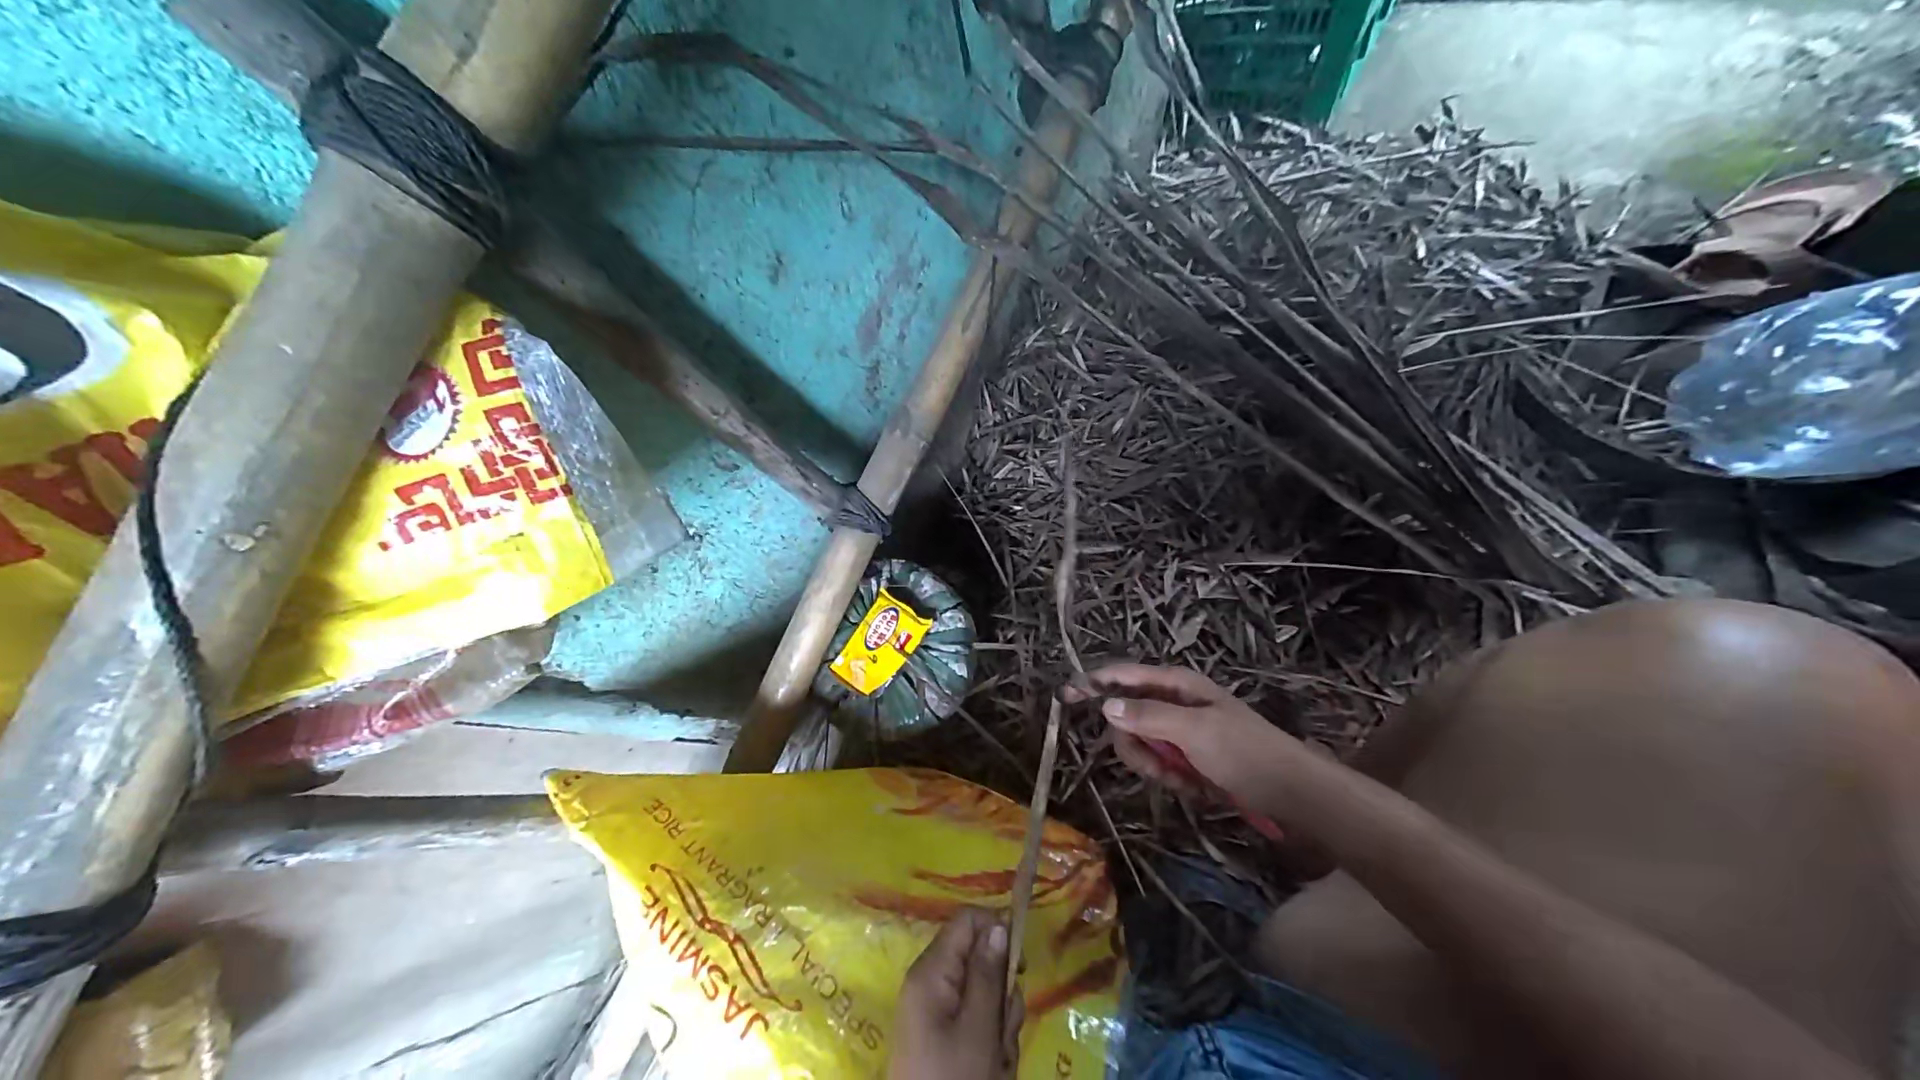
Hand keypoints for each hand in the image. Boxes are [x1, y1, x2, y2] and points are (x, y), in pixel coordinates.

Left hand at [889, 908, 1024, 1079]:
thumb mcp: (977, 1030)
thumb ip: (988, 974)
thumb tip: (999, 924)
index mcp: (931, 971)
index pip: (967, 920)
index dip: (997, 930)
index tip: (1020, 964)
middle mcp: (931, 982)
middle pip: (980, 959)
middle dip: (1001, 993)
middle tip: (1002, 1030)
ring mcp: (936, 1010)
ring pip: (985, 994)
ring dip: (1000, 1023)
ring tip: (996, 1060)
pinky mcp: (943, 1035)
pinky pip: (977, 1021)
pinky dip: (991, 1042)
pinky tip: (991, 1070)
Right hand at [1066, 664, 1301, 810]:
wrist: (1291, 794)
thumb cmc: (1244, 752)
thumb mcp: (1193, 731)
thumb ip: (1148, 716)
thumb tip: (1106, 705)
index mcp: (1177, 684)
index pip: (1125, 676)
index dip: (1095, 682)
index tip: (1066, 695)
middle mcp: (1175, 703)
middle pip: (1127, 717)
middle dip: (1137, 745)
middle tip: (1157, 766)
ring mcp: (1181, 732)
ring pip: (1141, 744)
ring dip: (1155, 767)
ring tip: (1184, 780)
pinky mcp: (1188, 757)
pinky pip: (1160, 764)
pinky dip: (1171, 778)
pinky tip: (1195, 788)